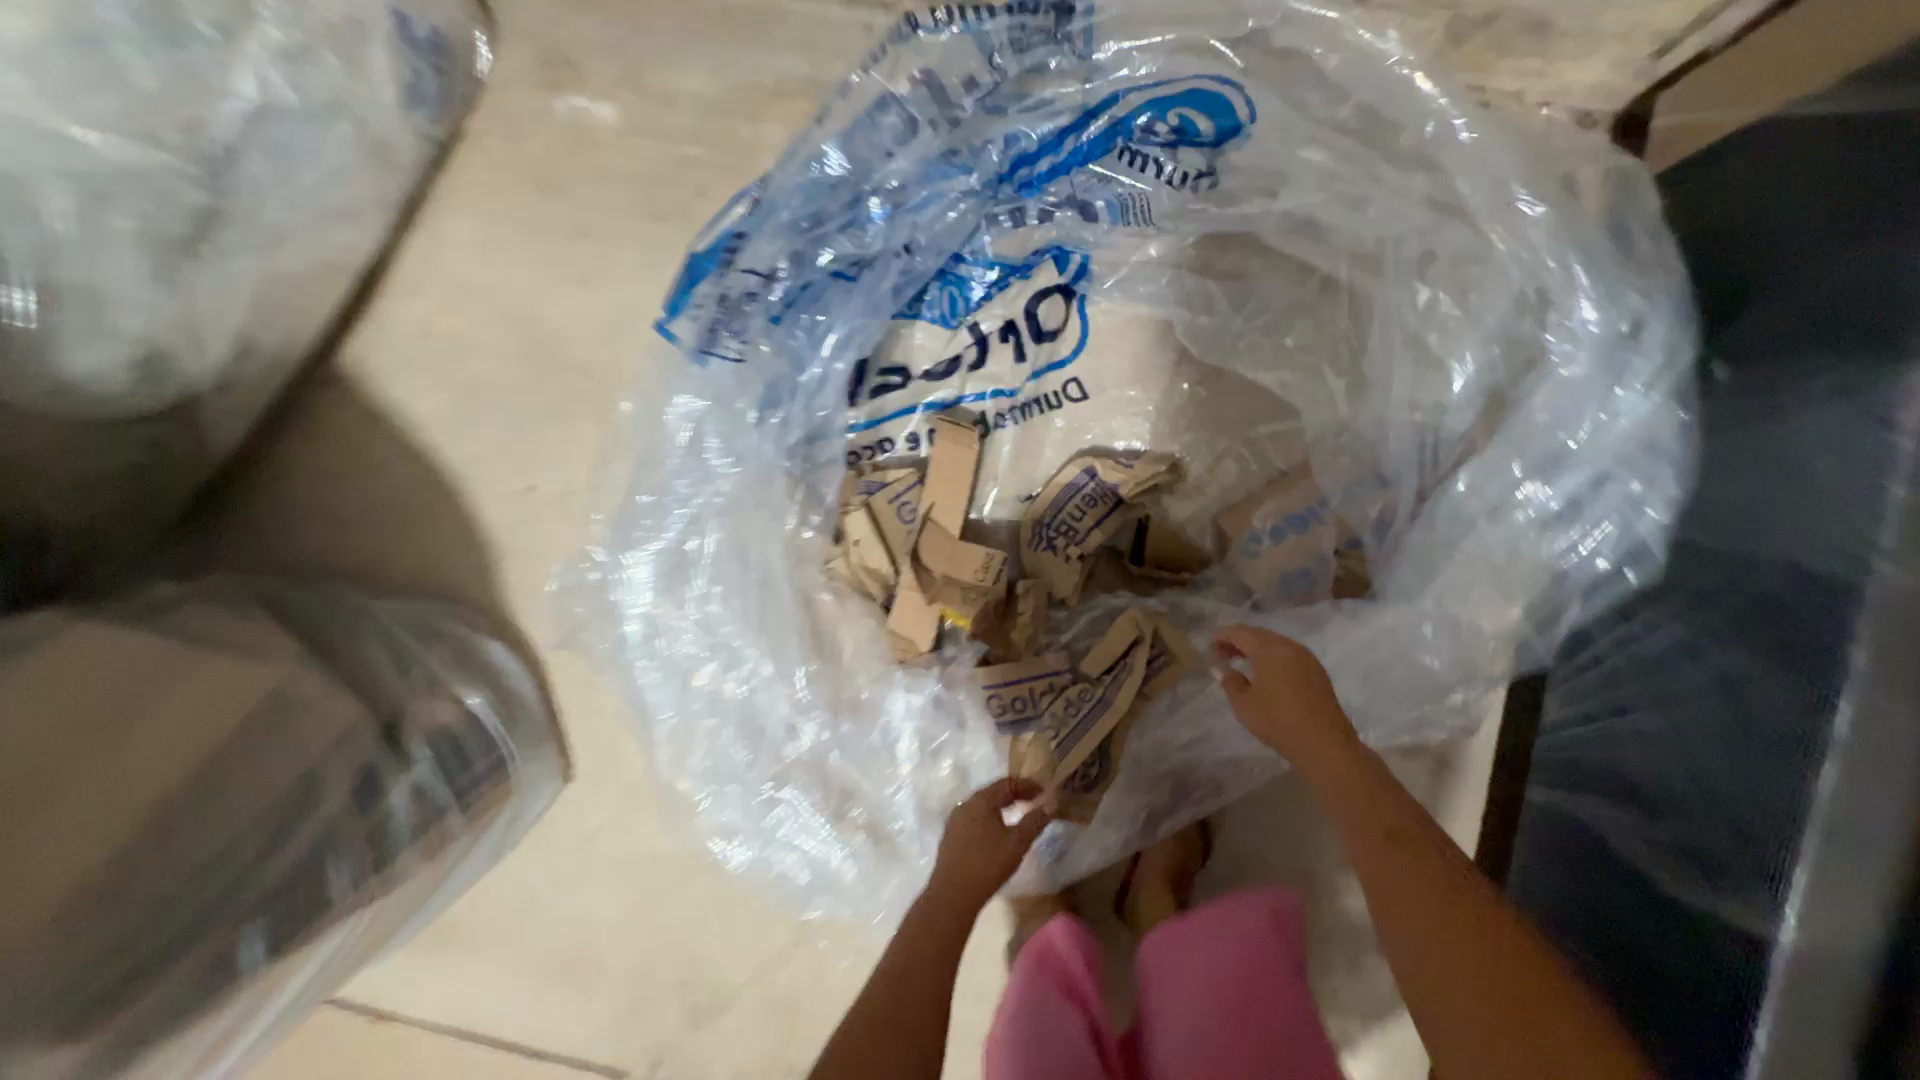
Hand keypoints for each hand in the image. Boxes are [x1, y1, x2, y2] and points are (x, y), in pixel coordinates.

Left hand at [926, 778, 1050, 911]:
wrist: (953, 894)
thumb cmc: (988, 864)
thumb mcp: (1018, 843)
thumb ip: (1035, 821)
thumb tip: (1051, 804)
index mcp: (981, 800)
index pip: (1007, 783)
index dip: (1028, 785)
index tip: (1045, 792)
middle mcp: (965, 804)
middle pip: (993, 792)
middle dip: (1015, 794)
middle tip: (1034, 801)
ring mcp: (955, 820)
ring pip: (982, 806)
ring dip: (1001, 807)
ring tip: (1018, 815)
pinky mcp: (950, 836)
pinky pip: (973, 819)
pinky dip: (989, 818)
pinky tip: (996, 832)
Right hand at [1214, 624, 1360, 769]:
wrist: (1325, 743)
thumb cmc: (1277, 722)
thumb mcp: (1244, 704)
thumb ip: (1230, 681)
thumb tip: (1220, 668)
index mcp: (1269, 650)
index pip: (1240, 633)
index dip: (1222, 636)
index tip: (1210, 646)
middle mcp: (1289, 646)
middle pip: (1259, 634)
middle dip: (1239, 641)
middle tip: (1222, 655)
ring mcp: (1306, 657)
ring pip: (1276, 643)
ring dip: (1257, 649)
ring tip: (1242, 663)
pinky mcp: (1317, 671)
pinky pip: (1289, 654)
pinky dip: (1272, 657)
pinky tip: (1266, 673)